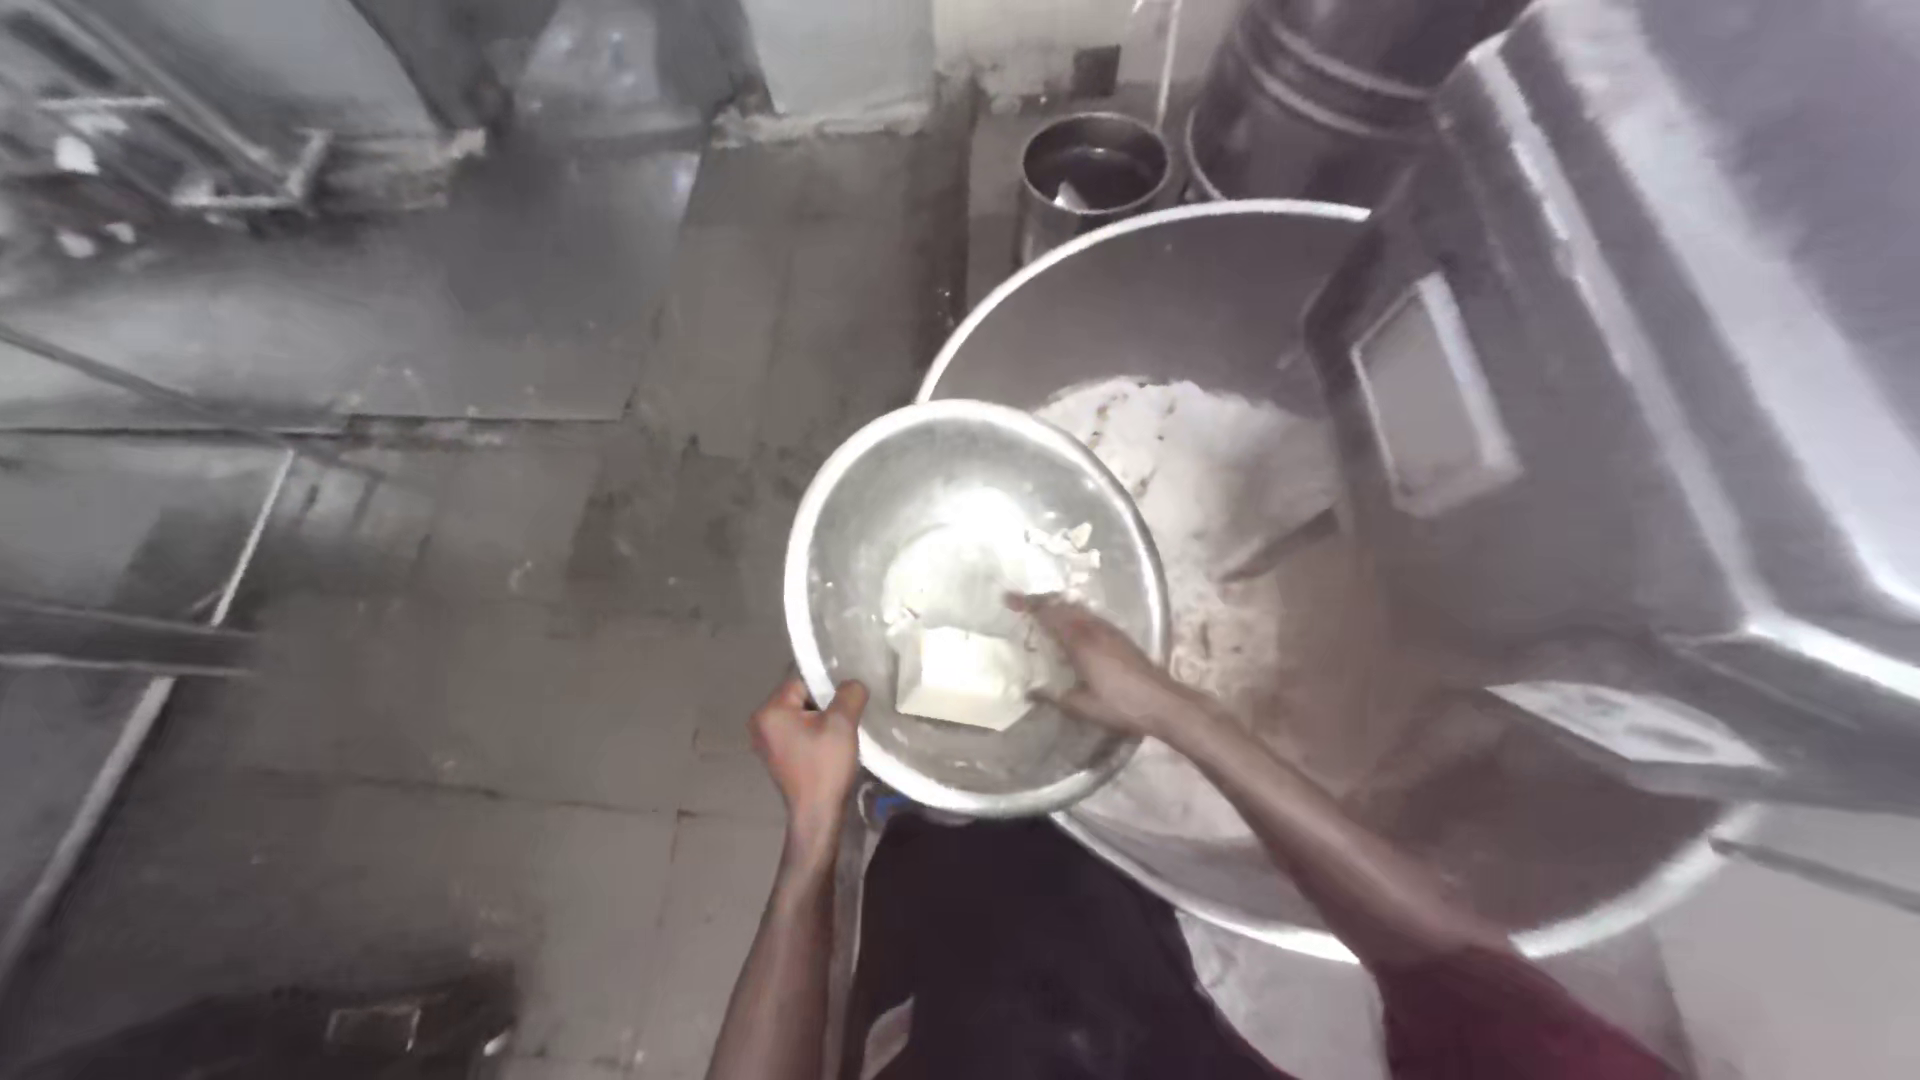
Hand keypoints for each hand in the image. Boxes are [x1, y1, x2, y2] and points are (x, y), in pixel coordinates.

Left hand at [751, 677, 866, 846]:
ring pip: (800, 712)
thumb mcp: (842, 724)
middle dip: (823, 703)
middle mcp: (760, 722)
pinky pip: (797, 729)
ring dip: (820, 717)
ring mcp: (765, 739)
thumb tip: (853, 683)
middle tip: (842, 719)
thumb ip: (849, 693)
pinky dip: (813, 731)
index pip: (802, 680)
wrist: (817, 814)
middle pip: (799, 695)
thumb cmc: (825, 766)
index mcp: (769, 711)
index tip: (843, 705)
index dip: (826, 688)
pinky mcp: (775, 753)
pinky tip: (828, 745)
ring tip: (837, 733)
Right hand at [1013, 593, 1194, 736]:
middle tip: (1020, 604)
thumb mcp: (1081, 706)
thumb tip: (1029, 692)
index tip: (1008, 598)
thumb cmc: (1120, 705)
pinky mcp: (1119, 635)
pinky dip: (1072, 613)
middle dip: (1039, 601)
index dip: (1027, 604)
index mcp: (1079, 641)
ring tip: (1041, 612)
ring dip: (1057, 605)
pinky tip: (1071, 627)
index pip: (1048, 614)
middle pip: (1061, 604)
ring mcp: (1108, 629)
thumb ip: (1052, 697)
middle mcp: (1093, 628)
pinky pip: (1088, 615)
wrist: (1163, 702)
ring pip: (1076, 608)